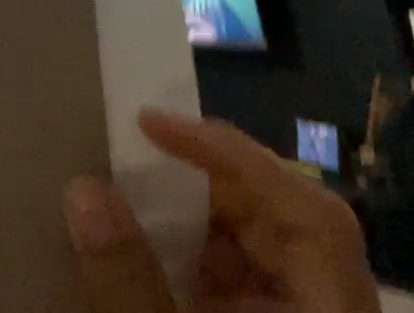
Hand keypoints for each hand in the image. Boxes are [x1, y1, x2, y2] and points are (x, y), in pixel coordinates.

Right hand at [63, 108, 381, 312]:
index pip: (304, 208)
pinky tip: (135, 249)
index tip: (150, 119)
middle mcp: (324, 305)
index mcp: (331, 308)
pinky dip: (184, 254)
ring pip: (248, 246)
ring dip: (183, 214)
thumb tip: (83, 188)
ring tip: (116, 191)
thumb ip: (132, 279)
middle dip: (196, 178)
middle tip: (122, 152)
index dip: (233, 152)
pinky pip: (232, 276)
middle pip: (273, 217)